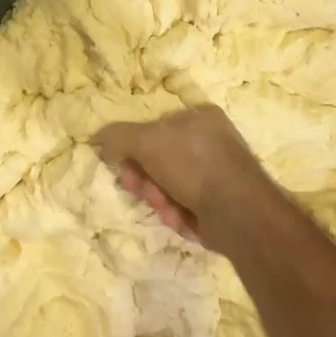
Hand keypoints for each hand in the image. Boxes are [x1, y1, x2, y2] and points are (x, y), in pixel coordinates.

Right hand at [90, 105, 273, 245]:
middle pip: (160, 159)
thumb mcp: (147, 142)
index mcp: (200, 117)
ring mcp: (218, 175)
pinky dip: (177, 214)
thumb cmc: (194, 165)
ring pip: (170, 186)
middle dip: (144, 178)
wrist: (239, 214)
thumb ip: (118, 136)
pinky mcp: (220, 205)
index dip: (134, 146)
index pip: (156, 127)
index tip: (122, 164)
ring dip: (159, 199)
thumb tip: (96, 136)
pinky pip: (185, 206)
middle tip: (136, 189)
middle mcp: (212, 142)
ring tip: (165, 208)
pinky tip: (181, 219)